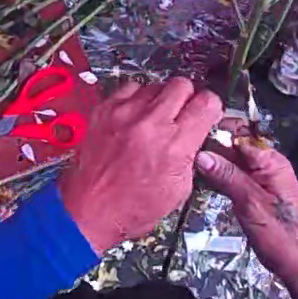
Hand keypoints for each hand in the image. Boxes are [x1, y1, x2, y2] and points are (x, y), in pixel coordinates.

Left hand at [60, 77, 222, 253]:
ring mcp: (125, 114)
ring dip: (161, 100)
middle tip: (182, 113)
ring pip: (156, 85)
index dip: (211, 107)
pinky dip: (136, 100)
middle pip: (183, 85)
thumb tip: (196, 134)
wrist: (86, 213)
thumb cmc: (129, 208)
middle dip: (187, 98)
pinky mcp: (104, 111)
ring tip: (155, 119)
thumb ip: (191, 154)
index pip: (207, 102)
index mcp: (175, 144)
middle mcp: (151, 124)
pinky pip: (130, 88)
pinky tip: (135, 117)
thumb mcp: (179, 189)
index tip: (207, 111)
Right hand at [194, 139, 297, 298]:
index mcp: (271, 161)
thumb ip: (227, 176)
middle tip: (184, 150)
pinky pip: (236, 177)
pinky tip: (203, 178)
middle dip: (213, 146)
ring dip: (215, 161)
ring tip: (187, 161)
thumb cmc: (281, 235)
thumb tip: (202, 154)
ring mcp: (262, 180)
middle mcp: (267, 165)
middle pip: (236, 146)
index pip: (241, 135)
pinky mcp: (257, 194)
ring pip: (234, 162)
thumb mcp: (250, 203)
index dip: (217, 132)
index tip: (191, 134)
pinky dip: (221, 176)